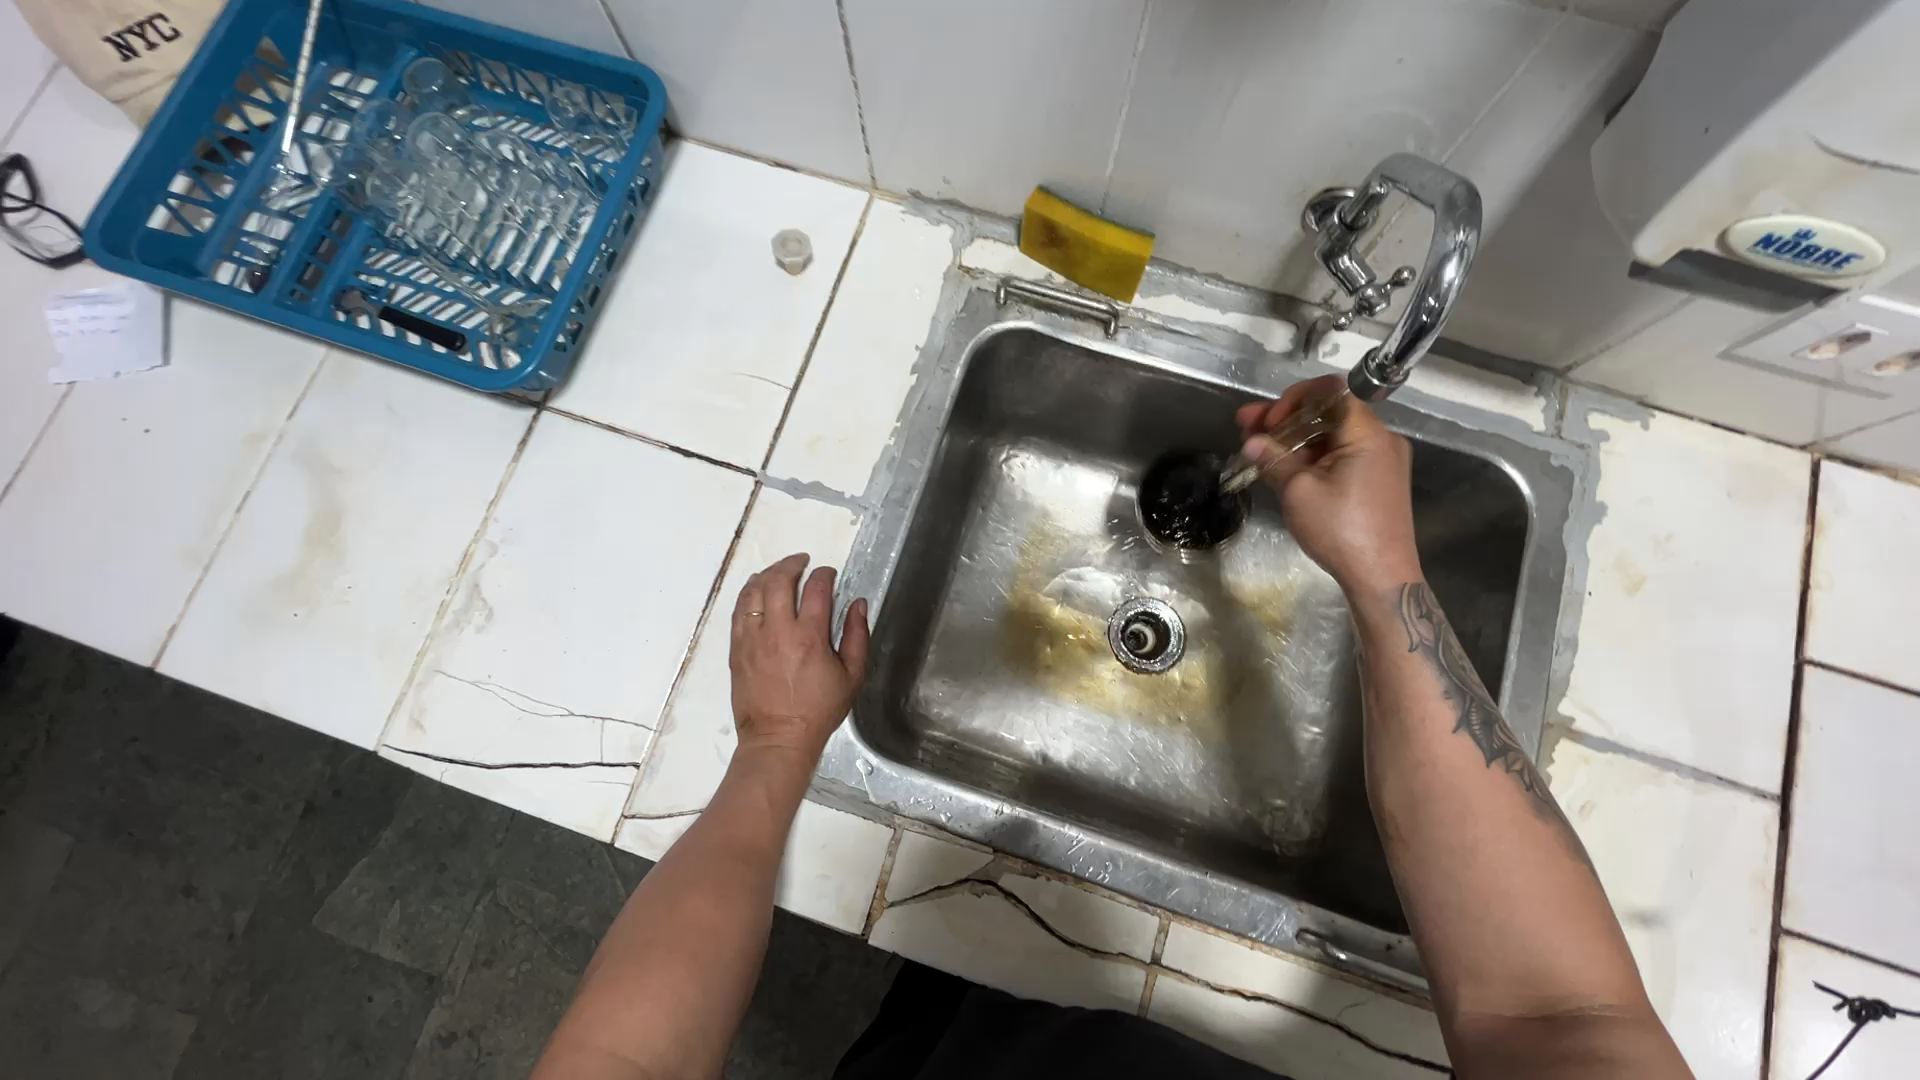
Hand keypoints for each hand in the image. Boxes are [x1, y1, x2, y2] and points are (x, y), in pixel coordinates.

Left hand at [729, 553, 869, 759]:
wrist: (778, 738)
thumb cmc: (819, 710)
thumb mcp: (852, 676)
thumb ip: (857, 636)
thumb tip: (858, 604)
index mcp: (809, 637)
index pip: (816, 589)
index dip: (824, 575)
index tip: (828, 574)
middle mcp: (777, 631)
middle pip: (779, 581)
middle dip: (792, 564)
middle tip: (802, 562)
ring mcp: (752, 639)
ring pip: (753, 591)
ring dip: (767, 574)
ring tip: (779, 572)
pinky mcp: (736, 649)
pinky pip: (738, 610)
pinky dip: (748, 593)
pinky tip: (756, 589)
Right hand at [1235, 373, 1421, 594]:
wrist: (1381, 576)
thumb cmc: (1341, 530)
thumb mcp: (1299, 491)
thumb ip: (1274, 459)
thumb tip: (1250, 442)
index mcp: (1367, 434)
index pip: (1330, 392)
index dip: (1293, 400)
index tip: (1269, 424)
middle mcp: (1380, 440)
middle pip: (1328, 413)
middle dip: (1285, 419)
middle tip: (1246, 427)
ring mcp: (1380, 461)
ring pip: (1331, 436)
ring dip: (1294, 439)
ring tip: (1257, 448)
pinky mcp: (1376, 481)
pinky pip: (1340, 456)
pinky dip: (1311, 456)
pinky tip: (1283, 465)